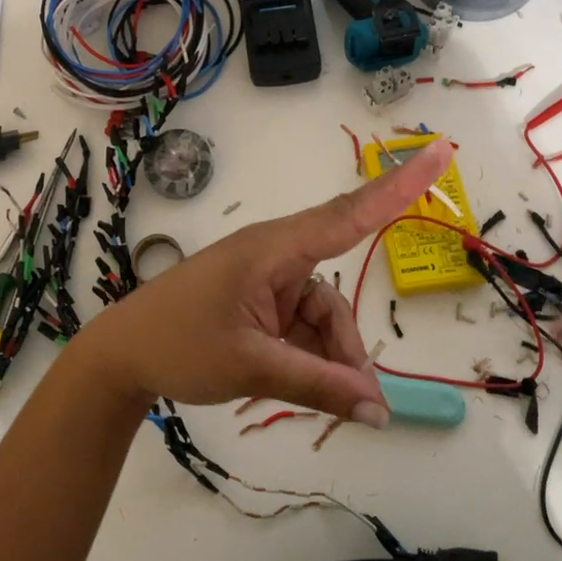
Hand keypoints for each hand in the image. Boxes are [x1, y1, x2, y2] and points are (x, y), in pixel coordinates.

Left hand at [67, 139, 455, 428]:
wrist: (121, 356)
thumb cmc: (178, 344)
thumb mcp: (251, 366)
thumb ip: (317, 385)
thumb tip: (379, 408)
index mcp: (272, 249)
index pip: (347, 214)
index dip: (398, 186)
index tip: (440, 152)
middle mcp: (275, 256)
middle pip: (334, 294)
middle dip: (346, 344)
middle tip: (364, 398)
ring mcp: (266, 282)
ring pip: (321, 318)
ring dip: (329, 361)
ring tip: (327, 405)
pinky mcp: (258, 304)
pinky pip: (301, 329)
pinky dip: (310, 361)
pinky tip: (305, 390)